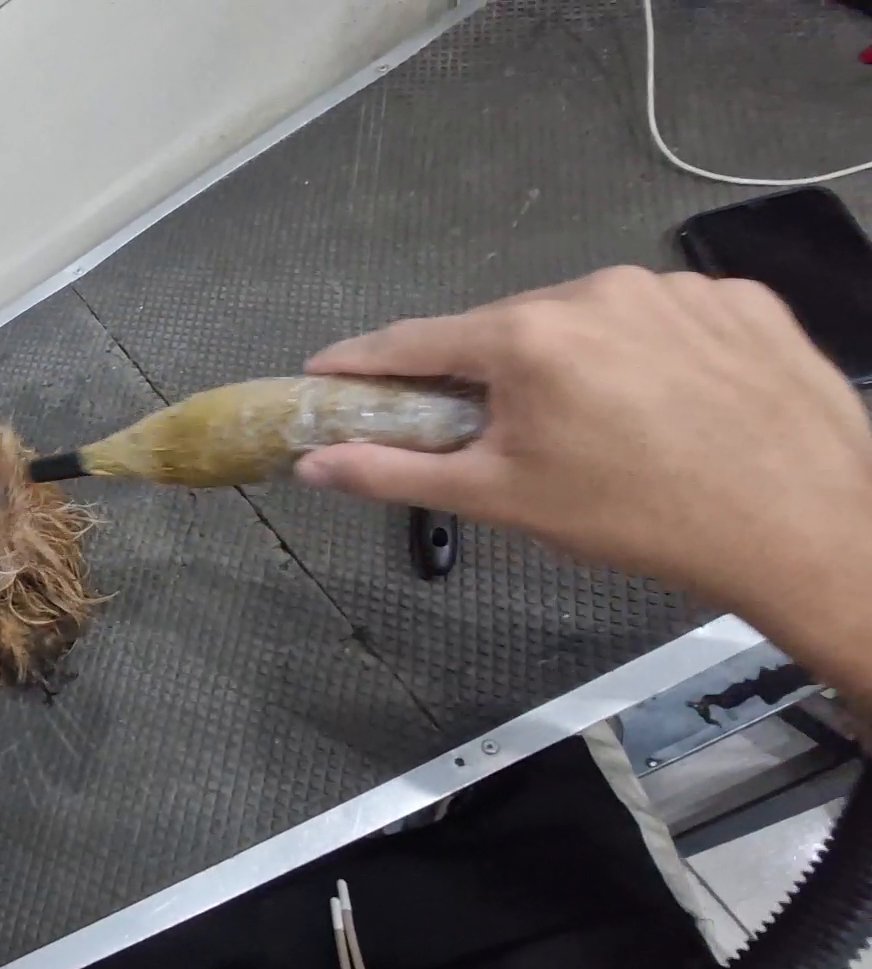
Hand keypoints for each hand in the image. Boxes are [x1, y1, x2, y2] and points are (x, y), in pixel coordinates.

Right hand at [293, 266, 871, 617]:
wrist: (810, 529)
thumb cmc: (626, 515)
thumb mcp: (491, 497)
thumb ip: (387, 474)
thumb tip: (309, 466)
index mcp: (526, 335)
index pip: (411, 340)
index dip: (357, 359)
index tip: (321, 370)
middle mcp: (595, 289)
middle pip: (492, 328)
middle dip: (460, 370)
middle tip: (456, 419)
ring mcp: (674, 288)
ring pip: (568, 319)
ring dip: (539, 359)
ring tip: (558, 416)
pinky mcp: (737, 300)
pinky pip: (642, 317)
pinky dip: (615, 350)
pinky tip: (635, 396)